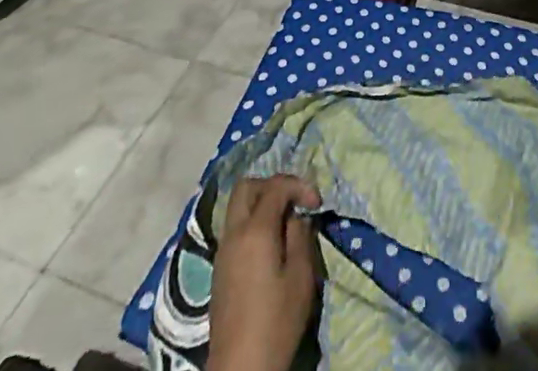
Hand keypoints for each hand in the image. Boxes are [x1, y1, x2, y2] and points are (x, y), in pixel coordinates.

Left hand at [207, 175, 323, 370]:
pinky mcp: (220, 266)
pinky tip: (271, 244)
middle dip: (273, 185)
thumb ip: (300, 237)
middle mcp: (233, 232)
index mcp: (254, 231)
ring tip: (286, 223)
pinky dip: (253, 221)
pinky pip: (235, 227)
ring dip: (261, 202)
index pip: (275, 187)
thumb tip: (297, 217)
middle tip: (296, 201)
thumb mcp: (301, 277)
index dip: (299, 185)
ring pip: (237, 206)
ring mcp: (222, 249)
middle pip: (246, 187)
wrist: (241, 365)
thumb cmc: (276, 321)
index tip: (317, 203)